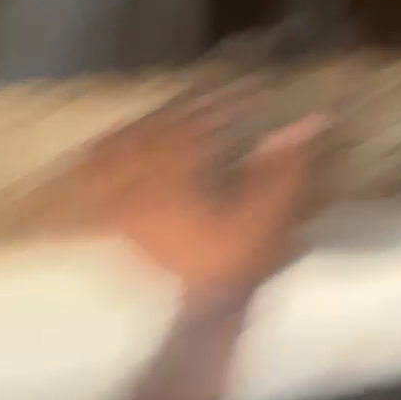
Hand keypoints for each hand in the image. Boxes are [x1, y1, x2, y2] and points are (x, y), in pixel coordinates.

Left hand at [76, 98, 325, 304]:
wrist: (210, 303)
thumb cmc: (243, 254)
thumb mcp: (273, 207)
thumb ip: (284, 162)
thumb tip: (309, 120)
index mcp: (172, 186)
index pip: (181, 131)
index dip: (207, 107)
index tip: (235, 96)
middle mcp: (135, 193)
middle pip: (134, 139)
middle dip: (164, 114)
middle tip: (194, 102)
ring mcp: (117, 212)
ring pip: (100, 161)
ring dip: (125, 135)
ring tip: (152, 121)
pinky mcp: (114, 227)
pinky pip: (91, 188)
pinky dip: (103, 166)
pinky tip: (121, 161)